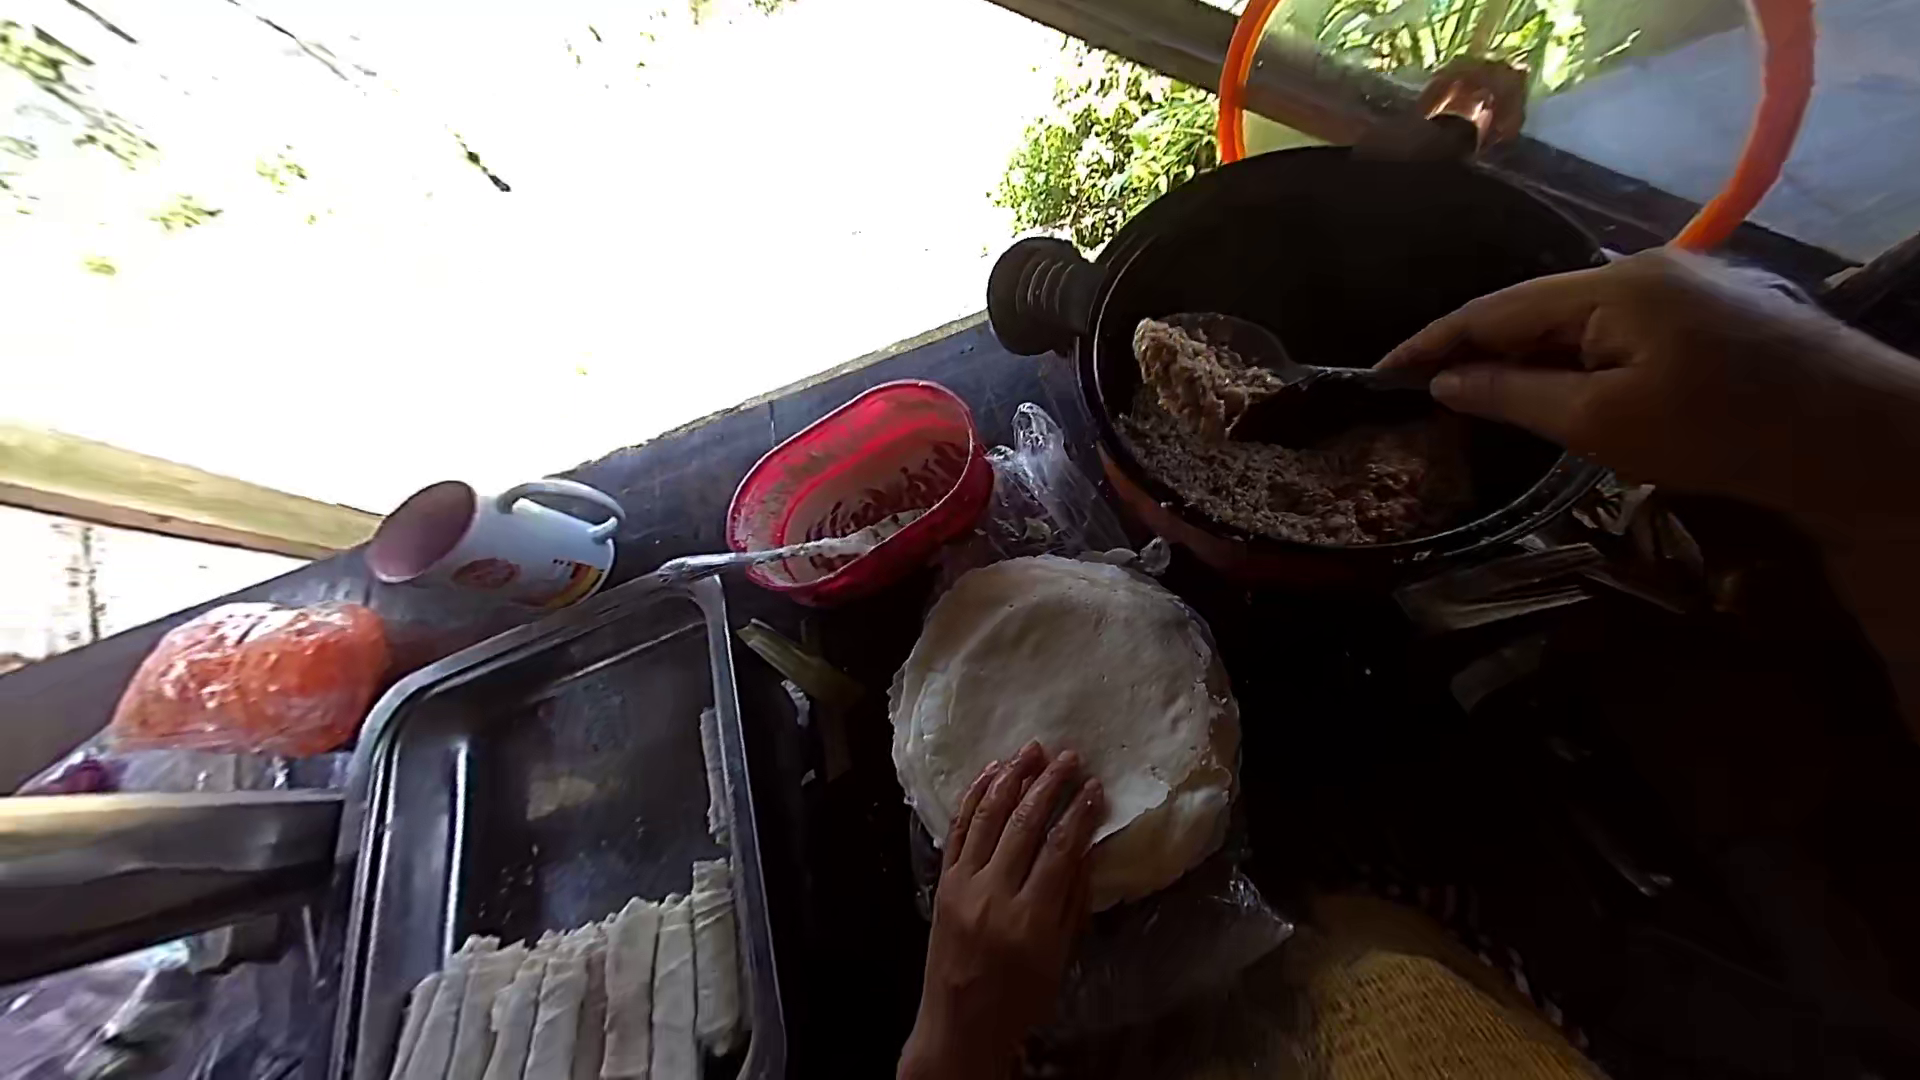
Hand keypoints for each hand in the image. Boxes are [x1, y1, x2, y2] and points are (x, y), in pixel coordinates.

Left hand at [898, 742, 1103, 1079]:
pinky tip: (992, 772)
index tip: (1093, 785)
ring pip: (988, 814)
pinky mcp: (943, 878)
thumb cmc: (1019, 998)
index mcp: (1029, 919)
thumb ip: (1074, 900)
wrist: (958, 1027)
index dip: (1080, 812)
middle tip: (1068, 756)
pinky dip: (975, 795)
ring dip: (1012, 777)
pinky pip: (958, 826)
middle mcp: (993, 892)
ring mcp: (963, 882)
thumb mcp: (1060, 959)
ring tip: (1031, 750)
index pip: (1060, 849)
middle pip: (1024, 822)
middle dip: (1049, 783)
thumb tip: (1087, 845)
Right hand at [1379, 248, 1919, 538]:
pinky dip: (1547, 358)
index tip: (1378, 374)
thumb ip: (1506, 393)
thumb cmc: (1719, 432)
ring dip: (1503, 355)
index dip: (1427, 343)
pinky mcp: (1689, 312)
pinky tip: (1523, 384)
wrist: (1866, 443)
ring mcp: (1670, 288)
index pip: (1491, 311)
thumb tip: (1441, 381)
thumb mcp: (1593, 421)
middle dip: (1460, 348)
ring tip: (1452, 389)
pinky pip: (1592, 330)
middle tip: (1408, 388)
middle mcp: (1639, 273)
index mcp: (1613, 290)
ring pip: (1555, 321)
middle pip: (1521, 310)